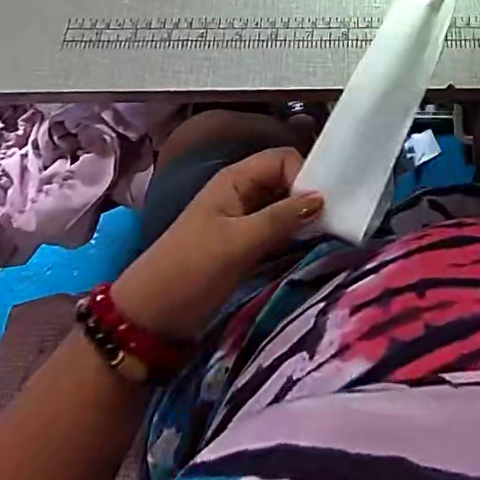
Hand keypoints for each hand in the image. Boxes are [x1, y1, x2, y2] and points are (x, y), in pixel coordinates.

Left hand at [112, 147, 322, 339]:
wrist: (148, 320)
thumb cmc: (190, 271)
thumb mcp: (238, 242)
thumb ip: (281, 217)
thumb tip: (321, 198)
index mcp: (235, 179)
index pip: (282, 159)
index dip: (304, 175)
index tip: (324, 204)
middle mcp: (241, 192)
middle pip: (285, 179)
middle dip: (308, 194)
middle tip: (332, 218)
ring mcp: (242, 219)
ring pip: (283, 205)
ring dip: (302, 216)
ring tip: (326, 232)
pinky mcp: (244, 244)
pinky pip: (277, 228)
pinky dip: (293, 233)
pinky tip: (309, 244)